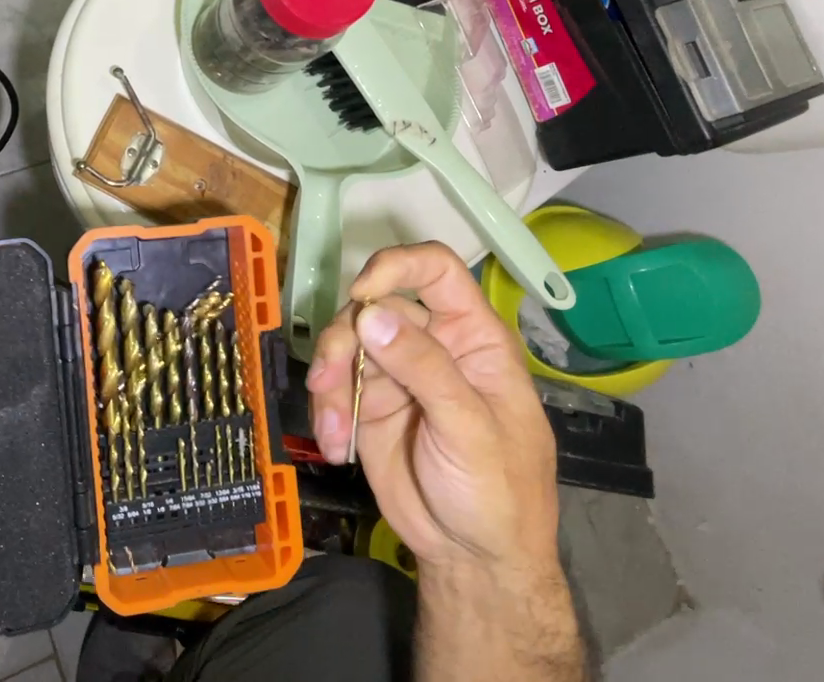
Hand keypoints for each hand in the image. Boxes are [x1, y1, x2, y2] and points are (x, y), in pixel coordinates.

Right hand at [306, 243, 559, 576]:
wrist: (471, 557)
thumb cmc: (498, 492)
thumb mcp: (471, 431)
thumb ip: (425, 370)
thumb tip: (369, 315)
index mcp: (472, 338)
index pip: (436, 272)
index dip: (396, 266)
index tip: (361, 294)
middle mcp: (430, 345)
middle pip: (373, 309)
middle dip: (344, 342)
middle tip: (328, 383)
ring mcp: (395, 372)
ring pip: (345, 343)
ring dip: (329, 381)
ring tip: (332, 430)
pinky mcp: (366, 402)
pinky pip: (332, 385)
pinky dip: (325, 411)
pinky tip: (336, 446)